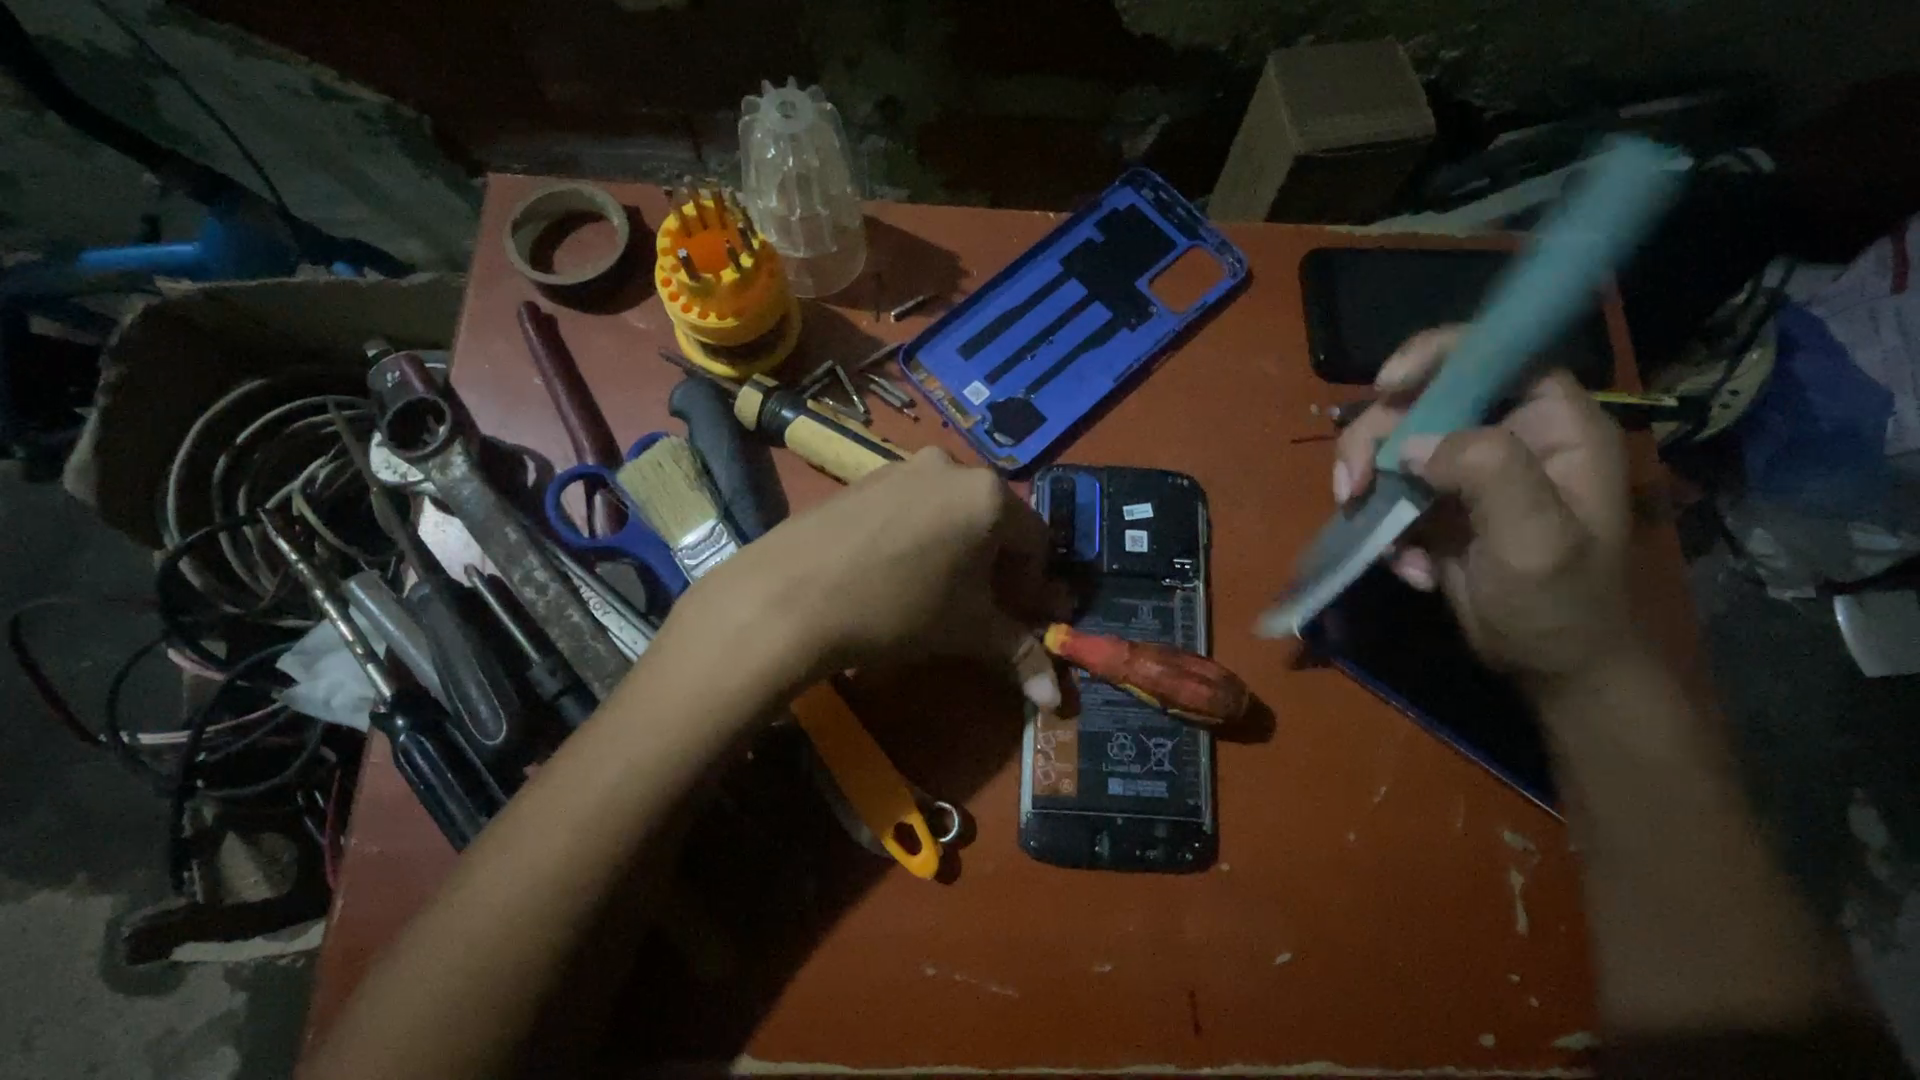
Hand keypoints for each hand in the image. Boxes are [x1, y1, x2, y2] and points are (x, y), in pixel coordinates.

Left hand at [670, 448, 1070, 705]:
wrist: (791, 594)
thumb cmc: (898, 609)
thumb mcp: (967, 631)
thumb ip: (1019, 654)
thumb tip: (1054, 700)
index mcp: (990, 495)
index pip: (1036, 542)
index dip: (1032, 587)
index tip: (1013, 619)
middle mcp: (953, 467)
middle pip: (994, 522)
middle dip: (995, 567)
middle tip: (976, 608)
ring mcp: (903, 466)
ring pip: (951, 512)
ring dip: (957, 550)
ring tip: (931, 592)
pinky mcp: (863, 477)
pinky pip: (911, 506)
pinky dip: (919, 536)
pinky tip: (891, 572)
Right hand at [1334, 328, 1635, 682]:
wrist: (1550, 667)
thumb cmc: (1560, 602)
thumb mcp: (1537, 537)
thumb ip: (1488, 472)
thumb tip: (1414, 444)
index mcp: (1552, 425)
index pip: (1493, 354)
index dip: (1435, 355)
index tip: (1386, 387)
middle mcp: (1507, 436)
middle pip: (1423, 400)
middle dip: (1376, 439)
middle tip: (1350, 488)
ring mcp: (1467, 472)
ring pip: (1393, 446)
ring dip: (1366, 484)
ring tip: (1366, 528)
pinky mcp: (1437, 506)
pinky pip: (1387, 492)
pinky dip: (1381, 524)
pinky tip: (1406, 565)